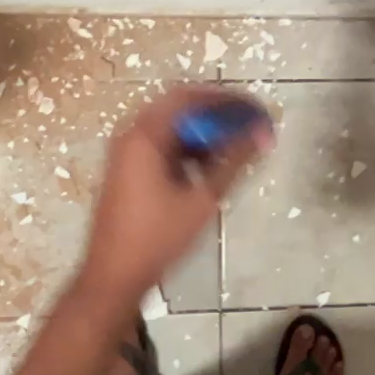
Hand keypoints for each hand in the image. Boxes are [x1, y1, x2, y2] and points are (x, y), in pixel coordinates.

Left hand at [76, 86, 271, 305]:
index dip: (225, 99)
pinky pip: (162, 144)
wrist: (112, 278)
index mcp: (144, 134)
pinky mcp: (127, 169)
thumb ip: (233, 162)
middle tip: (249, 125)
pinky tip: (212, 164)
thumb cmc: (156, 238)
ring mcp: (126, 152)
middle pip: (180, 108)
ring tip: (237, 145)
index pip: (189, 96)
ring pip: (172, 127)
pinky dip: (188, 147)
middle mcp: (131, 134)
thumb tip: (261, 134)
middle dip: (218, 114)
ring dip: (204, 132)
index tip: (253, 109)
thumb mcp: (201, 199)